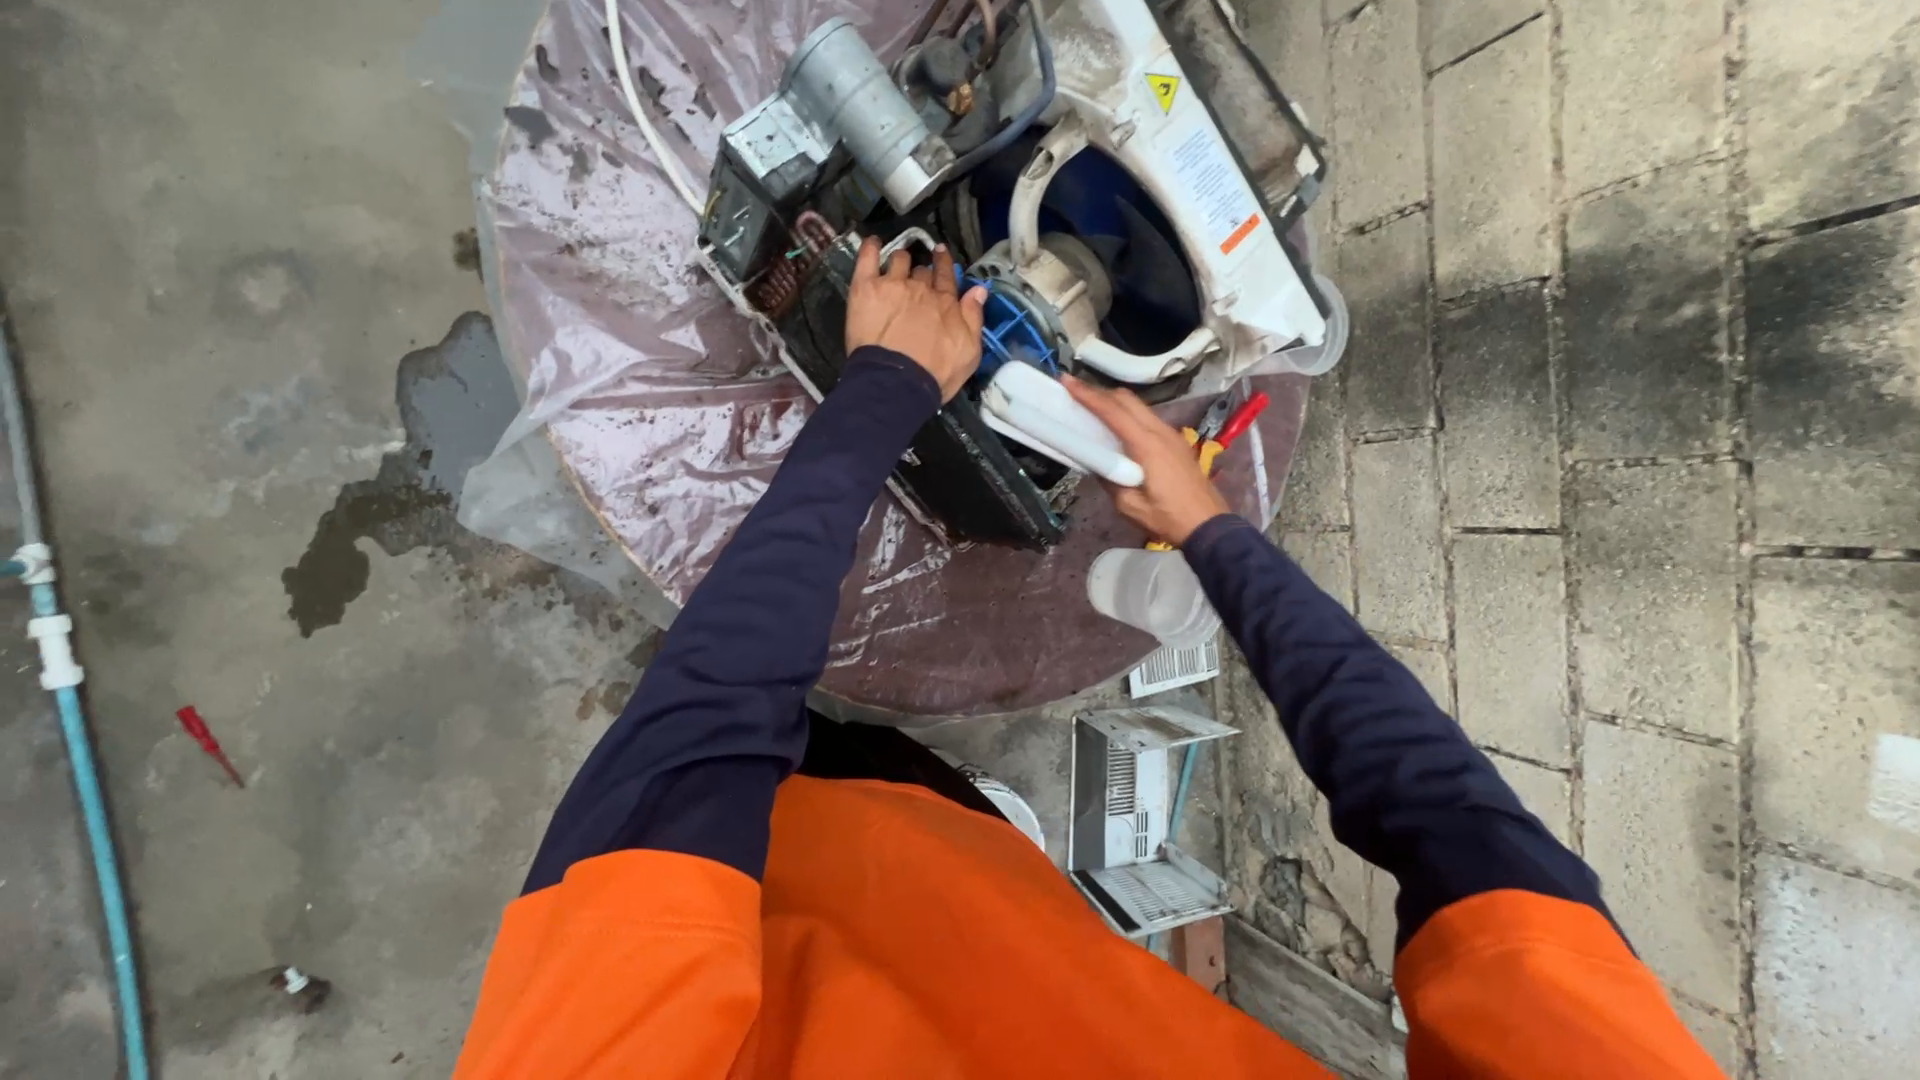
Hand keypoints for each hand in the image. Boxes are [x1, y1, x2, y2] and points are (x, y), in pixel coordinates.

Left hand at [846, 237, 989, 401]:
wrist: (897, 382)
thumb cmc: (935, 374)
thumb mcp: (968, 353)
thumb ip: (973, 319)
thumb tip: (979, 290)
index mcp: (945, 302)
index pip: (946, 276)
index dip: (944, 264)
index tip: (941, 254)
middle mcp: (920, 288)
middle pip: (921, 271)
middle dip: (921, 271)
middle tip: (917, 275)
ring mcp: (892, 285)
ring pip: (898, 261)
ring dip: (900, 260)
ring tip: (896, 264)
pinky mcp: (866, 288)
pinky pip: (867, 258)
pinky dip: (870, 248)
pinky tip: (873, 244)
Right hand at [1065, 376, 1230, 546]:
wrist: (1208, 524)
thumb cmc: (1167, 518)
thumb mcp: (1129, 506)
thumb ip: (1109, 480)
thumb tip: (1097, 463)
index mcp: (1147, 445)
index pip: (1113, 412)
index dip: (1088, 395)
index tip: (1068, 382)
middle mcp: (1160, 432)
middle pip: (1127, 399)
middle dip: (1100, 392)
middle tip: (1075, 391)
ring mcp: (1171, 434)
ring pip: (1139, 406)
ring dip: (1114, 402)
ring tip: (1092, 406)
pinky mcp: (1176, 442)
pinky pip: (1147, 418)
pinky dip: (1127, 413)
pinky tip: (1117, 425)